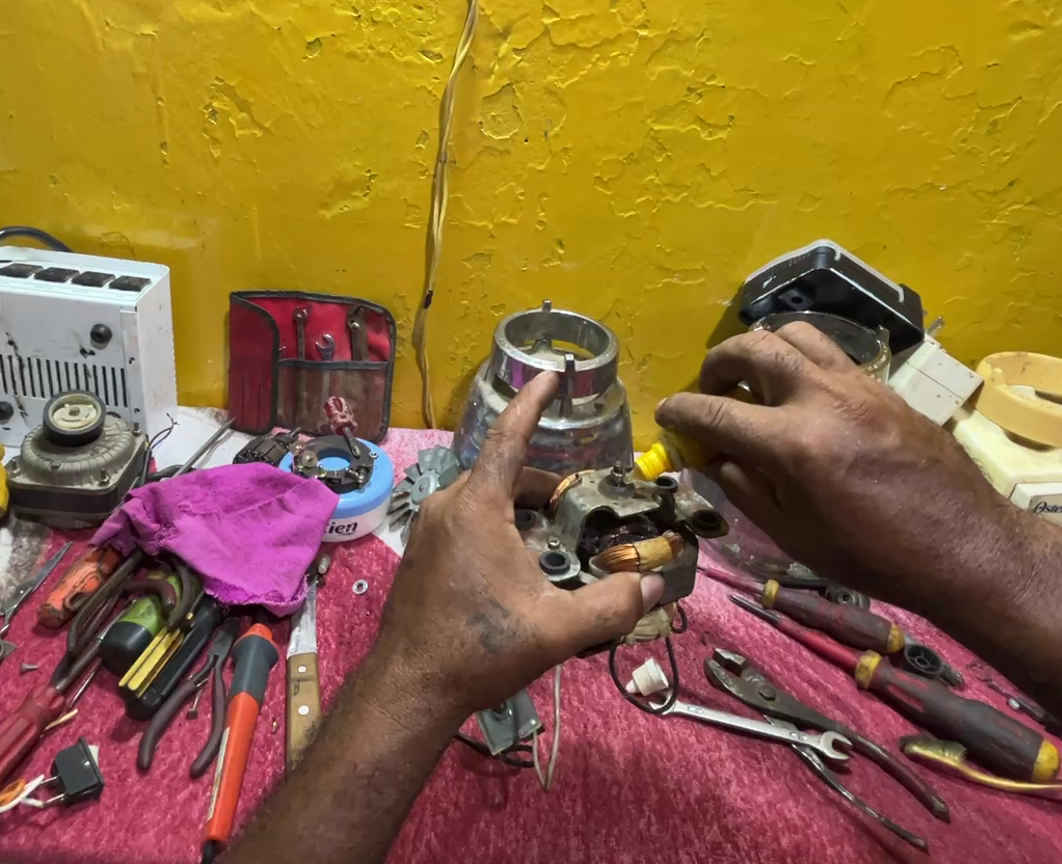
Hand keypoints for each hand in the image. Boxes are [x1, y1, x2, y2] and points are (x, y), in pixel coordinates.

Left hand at [365, 372, 664, 726]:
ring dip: (523, 514)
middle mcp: (449, 504)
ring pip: (488, 500)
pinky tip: (518, 571)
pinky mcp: (423, 548)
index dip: (533, 402)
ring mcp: (430, 526)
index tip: (550, 374)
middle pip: (507, 475)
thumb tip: (653, 585)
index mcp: (477, 506)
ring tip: (553, 552)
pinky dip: (499, 528)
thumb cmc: (478, 649)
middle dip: (545, 490)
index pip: (510, 436)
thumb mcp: (555, 630)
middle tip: (579, 516)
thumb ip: (610, 605)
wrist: (408, 687)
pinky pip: (468, 520)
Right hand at [655, 322, 1022, 611]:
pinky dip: (799, 361)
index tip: (665, 415)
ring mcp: (855, 386)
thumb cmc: (871, 554)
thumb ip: (741, 485)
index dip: (679, 412)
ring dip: (761, 350)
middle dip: (716, 364)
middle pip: (752, 348)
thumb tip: (708, 456)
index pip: (714, 413)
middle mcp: (821, 399)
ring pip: (793, 334)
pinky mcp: (880, 386)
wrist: (966, 548)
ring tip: (754, 381)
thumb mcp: (791, 533)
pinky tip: (800, 397)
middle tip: (711, 391)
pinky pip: (828, 353)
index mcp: (793, 445)